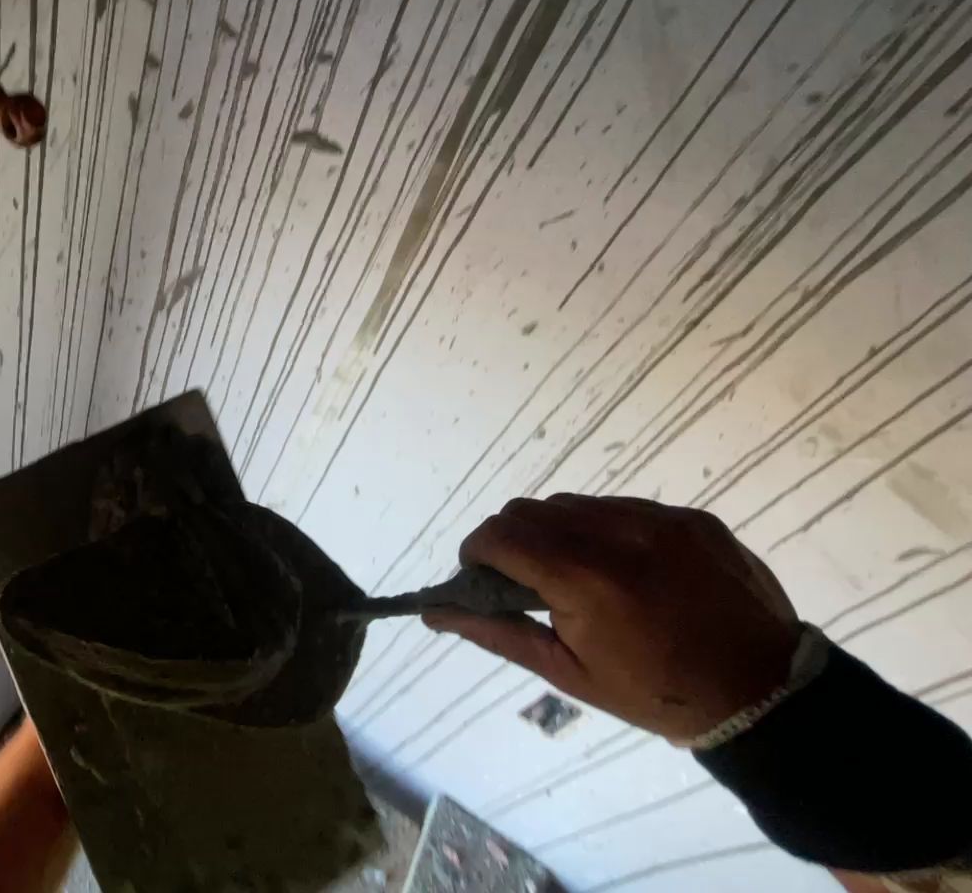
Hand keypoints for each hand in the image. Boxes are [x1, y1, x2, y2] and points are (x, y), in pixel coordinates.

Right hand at [423, 494, 801, 739]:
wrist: (773, 699)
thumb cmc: (654, 692)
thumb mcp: (565, 671)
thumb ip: (494, 631)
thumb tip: (431, 614)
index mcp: (585, 580)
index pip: (497, 535)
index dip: (477, 554)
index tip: (485, 579)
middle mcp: (619, 537)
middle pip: (526, 511)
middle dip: (511, 541)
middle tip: (528, 580)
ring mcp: (659, 522)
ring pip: (569, 503)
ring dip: (555, 531)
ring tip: (578, 572)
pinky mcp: (690, 518)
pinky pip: (618, 506)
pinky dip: (601, 529)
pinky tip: (624, 567)